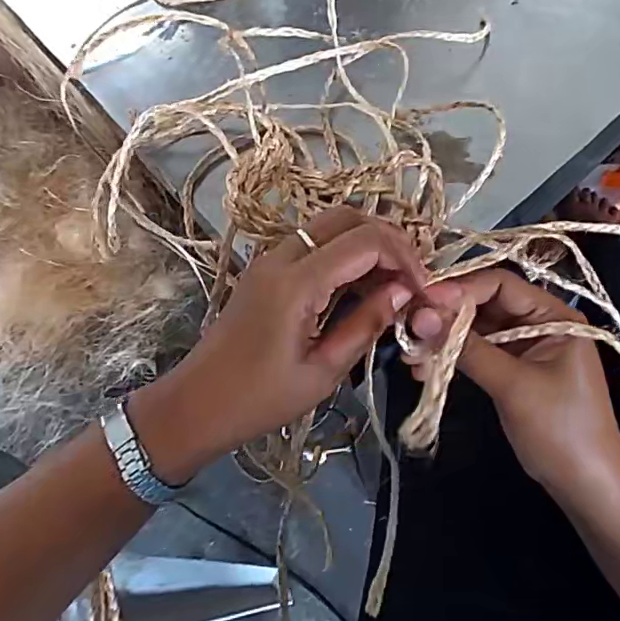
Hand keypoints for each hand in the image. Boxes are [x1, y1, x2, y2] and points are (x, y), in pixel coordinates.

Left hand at [126, 207, 446, 483]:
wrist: (195, 404)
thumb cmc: (258, 399)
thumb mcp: (322, 372)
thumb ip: (366, 324)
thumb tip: (404, 291)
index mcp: (296, 282)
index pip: (365, 241)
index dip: (405, 258)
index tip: (424, 290)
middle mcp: (282, 256)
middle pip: (348, 216)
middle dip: (389, 239)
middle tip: (411, 278)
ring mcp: (270, 258)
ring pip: (331, 224)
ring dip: (367, 243)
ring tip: (391, 284)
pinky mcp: (266, 268)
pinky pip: (314, 242)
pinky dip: (345, 252)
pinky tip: (360, 286)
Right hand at [432, 268, 619, 500]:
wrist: (587, 488)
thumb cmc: (561, 431)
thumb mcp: (514, 386)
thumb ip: (469, 348)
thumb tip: (422, 316)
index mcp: (554, 315)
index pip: (501, 284)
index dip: (460, 289)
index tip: (422, 301)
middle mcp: (540, 323)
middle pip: (484, 304)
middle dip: (446, 316)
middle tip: (408, 328)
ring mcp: (525, 347)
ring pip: (476, 329)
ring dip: (444, 339)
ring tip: (412, 357)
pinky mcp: (512, 370)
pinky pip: (477, 352)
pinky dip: (452, 358)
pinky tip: (424, 369)